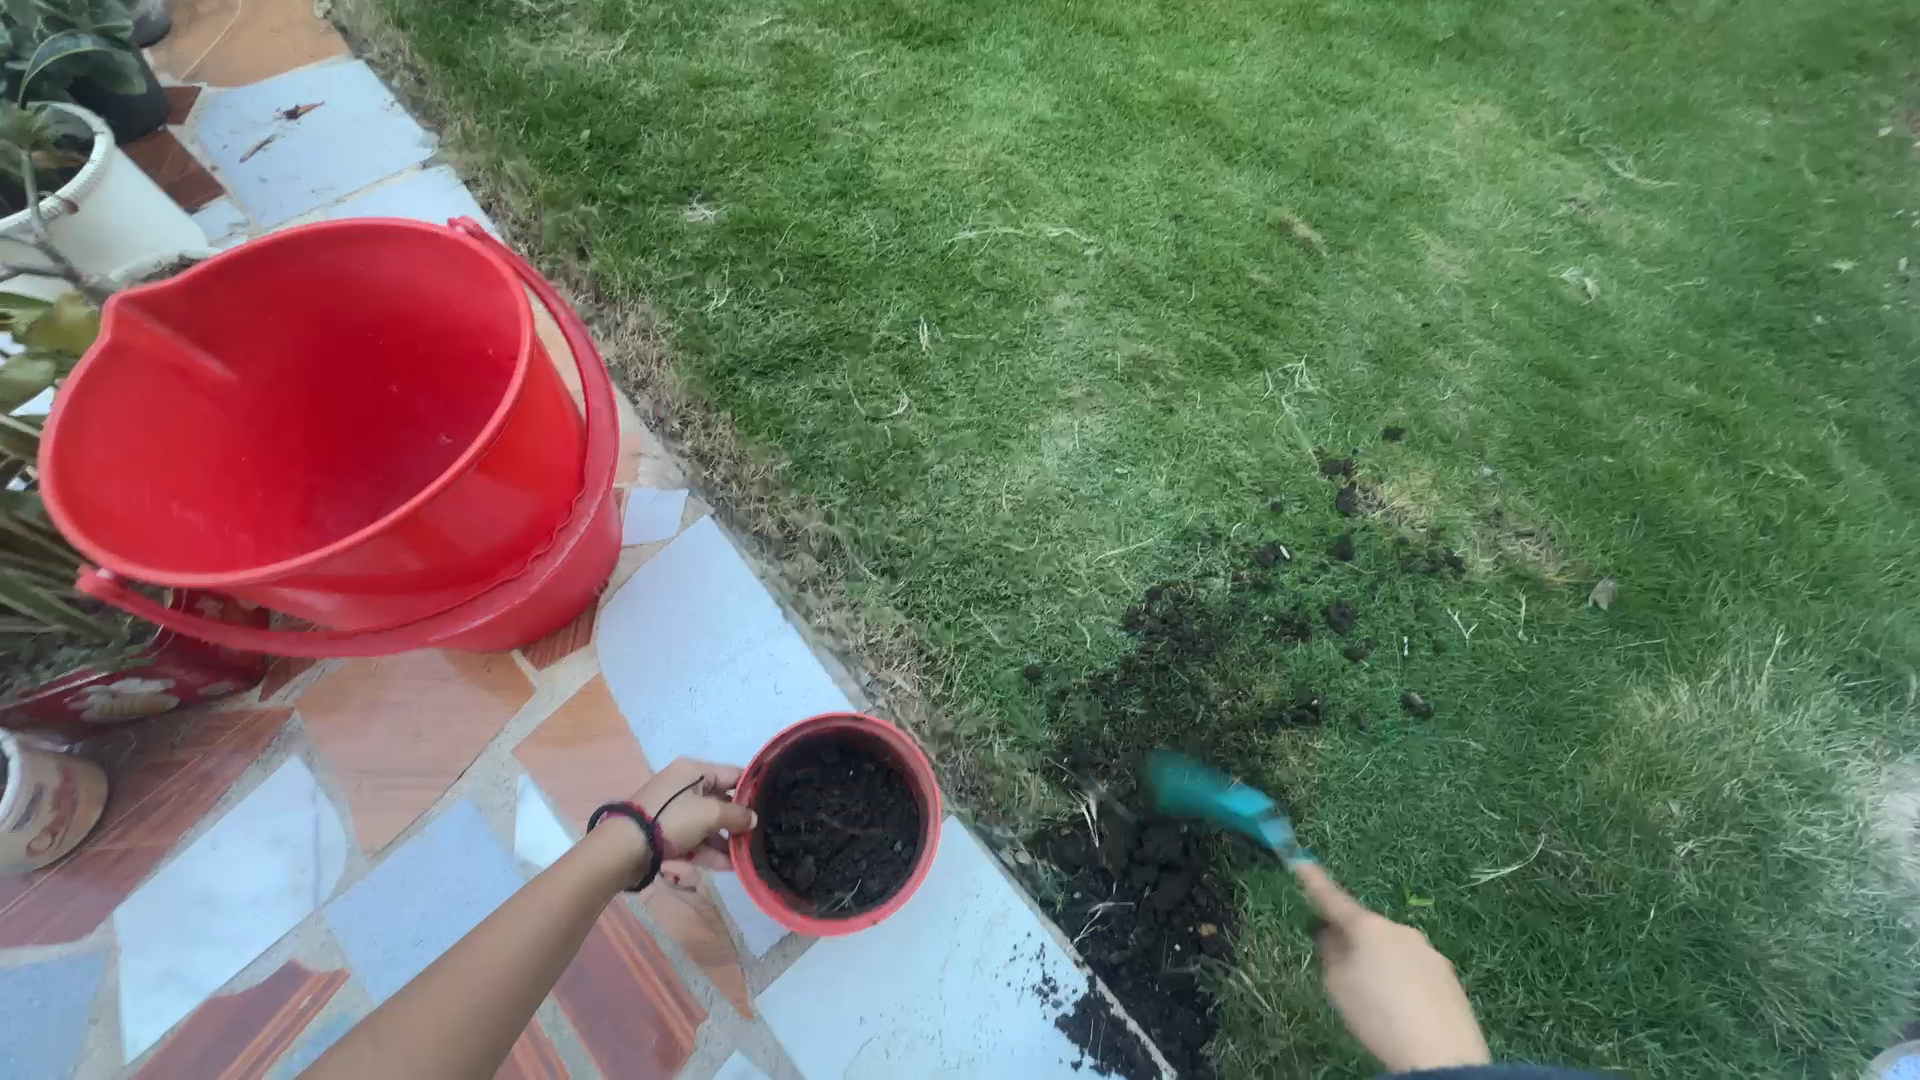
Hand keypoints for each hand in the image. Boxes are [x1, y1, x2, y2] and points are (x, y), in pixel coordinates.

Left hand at [628, 758, 756, 875]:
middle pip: (721, 801)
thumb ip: (736, 815)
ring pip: (709, 824)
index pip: (732, 774)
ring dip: (726, 840)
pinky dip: (710, 851)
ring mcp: (675, 813)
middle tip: (759, 834)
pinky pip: (696, 840)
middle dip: (739, 820)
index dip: (751, 789)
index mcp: (694, 771)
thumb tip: (753, 819)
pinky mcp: (667, 835)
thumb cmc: (670, 820)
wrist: (623, 850)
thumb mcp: (709, 814)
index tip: (770, 804)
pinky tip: (729, 866)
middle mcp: (685, 788)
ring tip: (746, 855)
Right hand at [1293, 862, 1491, 1072]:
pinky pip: (1415, 969)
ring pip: (1392, 949)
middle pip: (1366, 929)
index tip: (1301, 862)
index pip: (1333, 898)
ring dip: (1381, 963)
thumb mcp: (1336, 984)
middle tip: (1346, 973)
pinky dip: (1405, 981)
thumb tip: (1332, 935)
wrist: (1443, 1059)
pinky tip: (1406, 1011)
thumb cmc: (1377, 1016)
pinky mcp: (1449, 977)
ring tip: (1381, 1002)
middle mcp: (1399, 930)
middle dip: (1354, 941)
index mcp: (1368, 927)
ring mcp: (1429, 952)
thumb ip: (1329, 951)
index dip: (1314, 881)